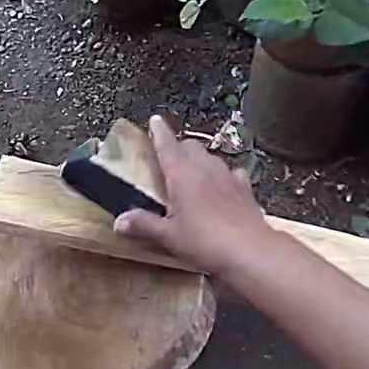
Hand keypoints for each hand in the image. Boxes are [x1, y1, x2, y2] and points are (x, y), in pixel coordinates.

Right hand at [114, 116, 278, 274]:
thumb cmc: (204, 240)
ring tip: (192, 175)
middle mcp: (206, 167)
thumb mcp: (169, 236)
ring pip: (211, 157)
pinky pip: (231, 173)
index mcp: (182, 173)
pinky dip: (223, 176)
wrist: (249, 248)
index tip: (155, 120)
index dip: (159, 132)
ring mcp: (228, 174)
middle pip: (191, 146)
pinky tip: (222, 187)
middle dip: (179, 148)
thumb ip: (144, 225)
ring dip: (200, 161)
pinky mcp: (245, 187)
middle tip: (169, 160)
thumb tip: (120, 221)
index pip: (167, 144)